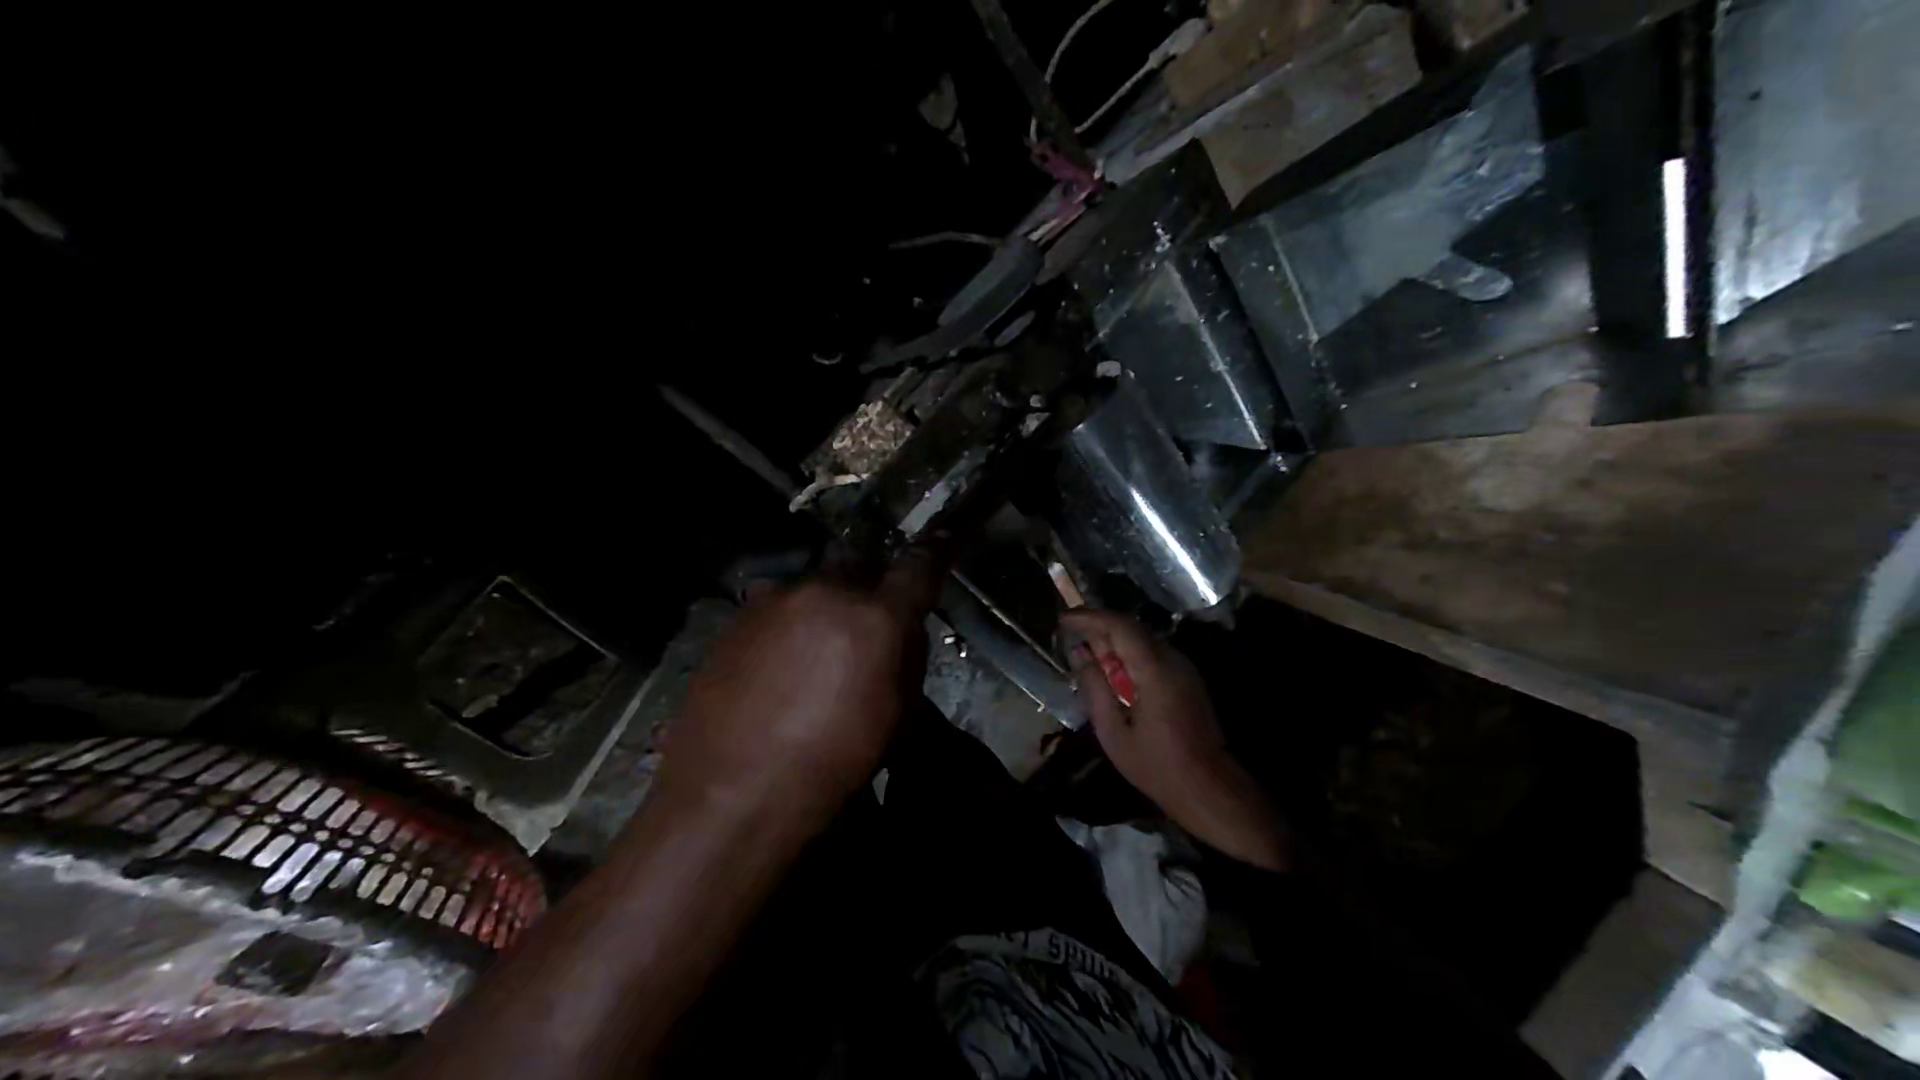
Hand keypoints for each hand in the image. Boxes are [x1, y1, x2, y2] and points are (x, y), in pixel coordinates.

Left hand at [655, 550, 941, 828]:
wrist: (733, 792)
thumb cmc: (832, 764)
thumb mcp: (895, 717)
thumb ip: (905, 657)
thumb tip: (901, 628)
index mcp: (874, 617)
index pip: (918, 566)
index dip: (936, 551)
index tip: (942, 543)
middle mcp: (825, 592)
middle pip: (860, 569)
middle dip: (870, 590)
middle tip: (867, 629)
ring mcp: (774, 600)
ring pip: (816, 588)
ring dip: (826, 608)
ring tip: (815, 655)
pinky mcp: (737, 616)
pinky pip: (778, 607)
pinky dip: (790, 625)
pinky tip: (778, 667)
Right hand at [1063, 609, 1288, 871]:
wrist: (1209, 788)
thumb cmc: (1157, 766)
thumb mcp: (1114, 732)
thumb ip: (1095, 687)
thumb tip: (1080, 654)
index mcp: (1155, 671)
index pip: (1119, 626)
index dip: (1089, 617)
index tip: (1064, 619)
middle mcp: (1173, 660)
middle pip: (1132, 627)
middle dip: (1099, 625)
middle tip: (1070, 634)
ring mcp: (1184, 668)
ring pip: (1143, 638)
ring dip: (1113, 640)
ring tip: (1086, 652)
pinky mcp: (1188, 679)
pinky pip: (1153, 653)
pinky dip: (1128, 654)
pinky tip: (1111, 670)